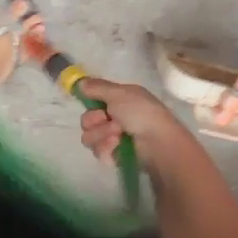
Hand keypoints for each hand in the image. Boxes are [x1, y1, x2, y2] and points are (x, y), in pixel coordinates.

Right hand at [77, 79, 199, 172]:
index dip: (89, 102)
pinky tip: (118, 146)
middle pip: (86, 120)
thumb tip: (80, 82)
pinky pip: (98, 151)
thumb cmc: (141, 113)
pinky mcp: (113, 155)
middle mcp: (114, 118)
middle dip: (95, 120)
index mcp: (118, 100)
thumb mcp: (119, 93)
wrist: (157, 143)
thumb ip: (97, 87)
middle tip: (109, 119)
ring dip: (101, 134)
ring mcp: (113, 138)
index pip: (92, 100)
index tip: (91, 102)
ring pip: (89, 137)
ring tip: (118, 135)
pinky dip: (107, 148)